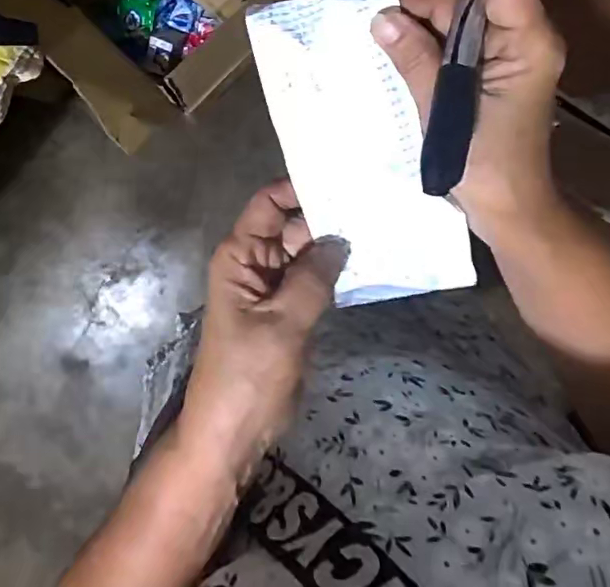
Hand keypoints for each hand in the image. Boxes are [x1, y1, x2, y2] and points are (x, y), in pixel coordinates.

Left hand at [179, 181, 346, 483]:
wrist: (229, 433)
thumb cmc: (248, 375)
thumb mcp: (283, 325)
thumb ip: (312, 278)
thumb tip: (340, 238)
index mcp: (239, 255)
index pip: (268, 204)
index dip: (299, 188)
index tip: (342, 177)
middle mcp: (252, 262)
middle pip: (290, 224)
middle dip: (325, 214)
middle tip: (376, 201)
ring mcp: (269, 287)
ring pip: (303, 252)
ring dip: (333, 243)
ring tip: (380, 224)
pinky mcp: (283, 310)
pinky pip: (308, 279)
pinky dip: (331, 272)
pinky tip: (367, 263)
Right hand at [370, 0, 566, 225]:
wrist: (508, 205)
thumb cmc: (487, 164)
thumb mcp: (445, 111)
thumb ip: (416, 60)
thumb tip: (382, 18)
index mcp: (529, 43)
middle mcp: (520, 34)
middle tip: (383, 15)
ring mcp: (500, 46)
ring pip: (457, 5)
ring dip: (418, 11)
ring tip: (384, 31)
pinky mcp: (481, 60)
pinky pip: (449, 29)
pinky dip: (420, 30)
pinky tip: (395, 42)